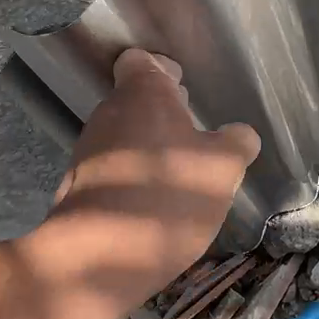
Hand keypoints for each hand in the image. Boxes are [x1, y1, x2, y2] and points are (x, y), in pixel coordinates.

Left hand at [27, 49, 260, 305]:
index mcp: (143, 95)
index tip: (186, 93)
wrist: (99, 259)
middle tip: (196, 139)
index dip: (165, 70)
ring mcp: (88, 152)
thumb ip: (237, 142)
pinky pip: (115, 172)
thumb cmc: (169, 197)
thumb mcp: (224, 167)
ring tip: (181, 179)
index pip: (142, 60)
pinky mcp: (80, 189)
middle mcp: (109, 114)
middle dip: (165, 117)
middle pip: (136, 101)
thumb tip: (239, 135)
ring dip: (151, 152)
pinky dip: (135, 182)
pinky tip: (157, 208)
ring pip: (126, 138)